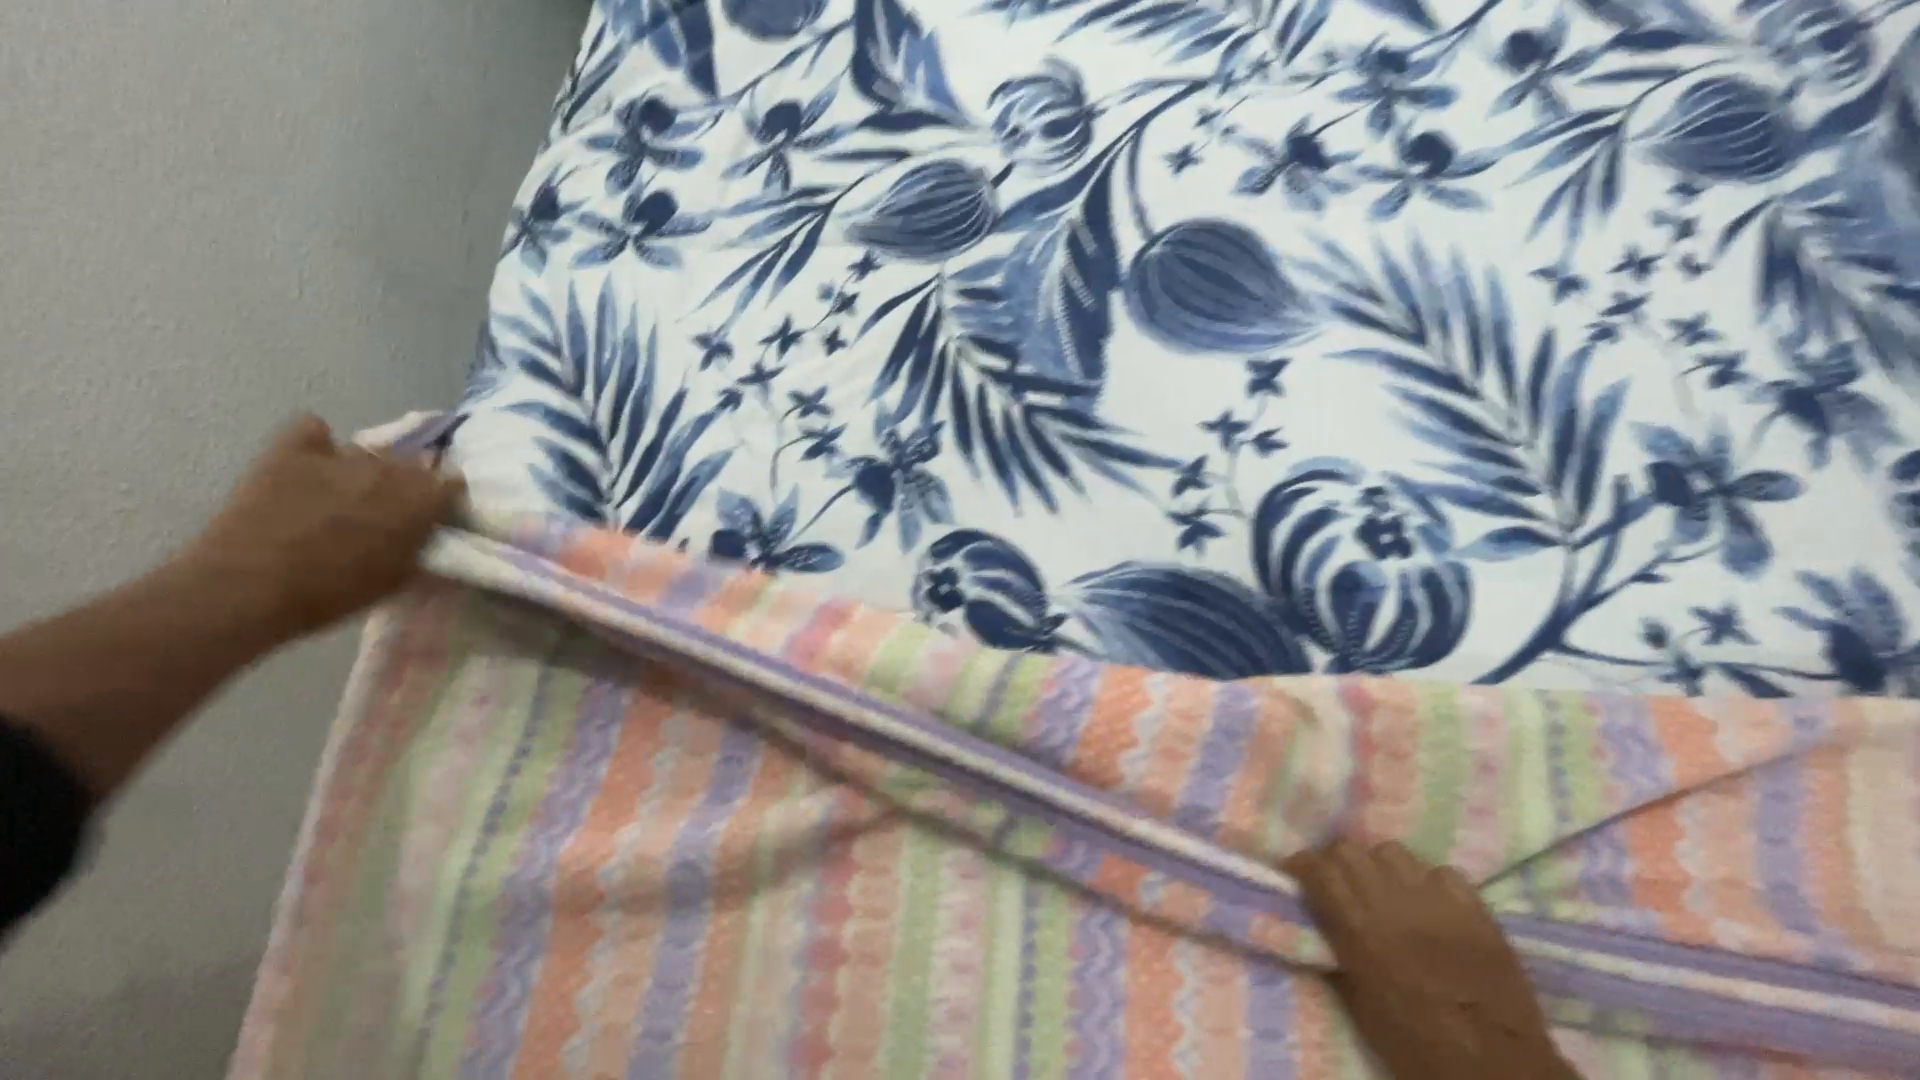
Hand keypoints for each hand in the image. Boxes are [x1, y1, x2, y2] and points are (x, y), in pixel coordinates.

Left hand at [177, 414, 464, 644]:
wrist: (250, 587)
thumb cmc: (334, 593)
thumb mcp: (399, 579)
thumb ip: (421, 546)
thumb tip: (431, 535)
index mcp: (422, 499)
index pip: (451, 482)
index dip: (442, 498)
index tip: (432, 515)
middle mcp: (389, 468)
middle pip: (412, 462)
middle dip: (407, 481)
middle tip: (389, 509)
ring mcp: (339, 455)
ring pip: (367, 450)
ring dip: (365, 468)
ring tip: (346, 492)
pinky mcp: (291, 450)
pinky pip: (312, 428)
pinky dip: (316, 442)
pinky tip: (311, 461)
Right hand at [1283, 839, 1574, 1079]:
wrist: (1494, 1066)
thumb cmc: (1415, 1043)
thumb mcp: (1358, 1003)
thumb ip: (1337, 951)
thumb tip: (1318, 924)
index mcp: (1358, 928)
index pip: (1317, 867)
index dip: (1300, 866)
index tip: (1296, 876)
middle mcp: (1393, 901)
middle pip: (1350, 849)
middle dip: (1336, 860)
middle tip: (1337, 882)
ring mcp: (1437, 900)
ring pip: (1393, 852)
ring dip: (1380, 866)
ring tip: (1383, 888)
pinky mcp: (1475, 908)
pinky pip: (1442, 873)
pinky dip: (1427, 881)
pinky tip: (1428, 903)